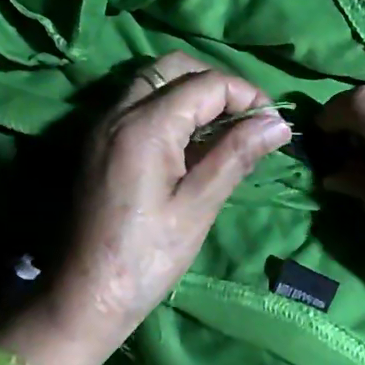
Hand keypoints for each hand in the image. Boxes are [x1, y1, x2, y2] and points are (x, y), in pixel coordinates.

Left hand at [0, 53, 292, 364]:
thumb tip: (279, 123)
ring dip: (193, 93)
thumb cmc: (147, 257)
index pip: (207, 83)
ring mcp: (103, 126)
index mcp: (145, 125)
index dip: (248, 95)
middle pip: (175, 68)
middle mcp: (119, 112)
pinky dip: (170, 109)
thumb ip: (236, 155)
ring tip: (224, 132)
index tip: (274, 124)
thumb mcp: (198, 205)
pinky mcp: (99, 145)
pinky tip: (191, 145)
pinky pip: (138, 105)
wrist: (84, 296)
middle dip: (218, 85)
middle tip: (248, 121)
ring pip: (154, 82)